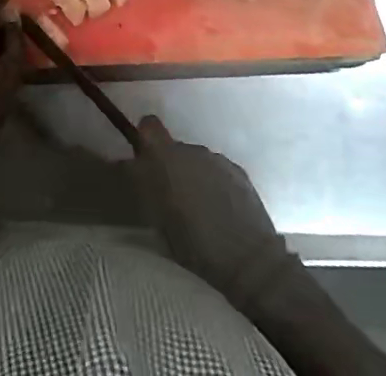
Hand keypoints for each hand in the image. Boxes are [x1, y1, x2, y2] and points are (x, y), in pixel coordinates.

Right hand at [132, 116, 297, 307]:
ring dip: (193, 175)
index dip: (145, 139)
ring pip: (196, 160)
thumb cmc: (195, 245)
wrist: (249, 259)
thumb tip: (136, 170)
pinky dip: (213, 183)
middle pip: (174, 148)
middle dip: (170, 166)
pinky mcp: (238, 172)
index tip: (144, 159)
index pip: (149, 126)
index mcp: (166, 159)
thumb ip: (146, 188)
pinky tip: (220, 209)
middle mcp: (192, 151)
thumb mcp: (158, 219)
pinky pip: (216, 171)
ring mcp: (217, 160)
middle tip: (171, 196)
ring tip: (199, 207)